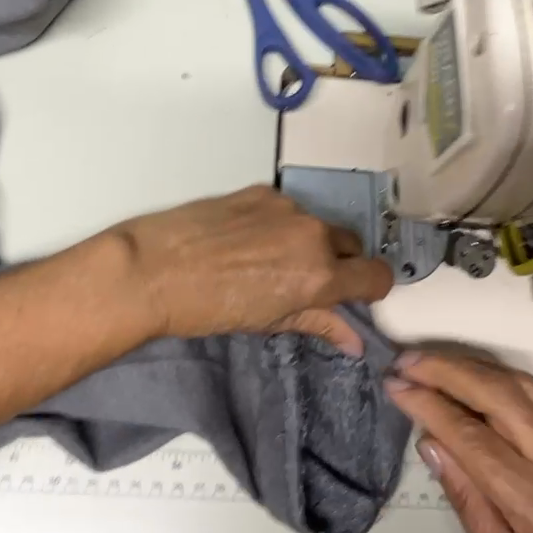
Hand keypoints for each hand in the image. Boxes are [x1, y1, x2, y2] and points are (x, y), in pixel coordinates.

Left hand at [114, 186, 394, 350]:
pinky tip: (246, 239)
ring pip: (317, 225)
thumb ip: (317, 323)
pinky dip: (279, 224)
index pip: (376, 275)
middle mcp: (312, 235)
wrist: (155, 267)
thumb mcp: (267, 323)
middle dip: (339, 263)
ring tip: (267, 260)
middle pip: (352, 245)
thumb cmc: (208, 308)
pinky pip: (287, 209)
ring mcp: (287, 208)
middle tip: (305, 283)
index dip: (370, 288)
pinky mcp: (263, 191)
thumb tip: (353, 340)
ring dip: (307, 242)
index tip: (354, 296)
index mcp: (320, 274)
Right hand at [386, 352, 532, 532]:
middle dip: (447, 370)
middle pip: (500, 396)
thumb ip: (469, 505)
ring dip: (472, 366)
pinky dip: (497, 377)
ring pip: (522, 385)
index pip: (474, 439)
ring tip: (429, 361)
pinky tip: (469, 376)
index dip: (430, 406)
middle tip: (405, 361)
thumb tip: (430, 441)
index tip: (394, 386)